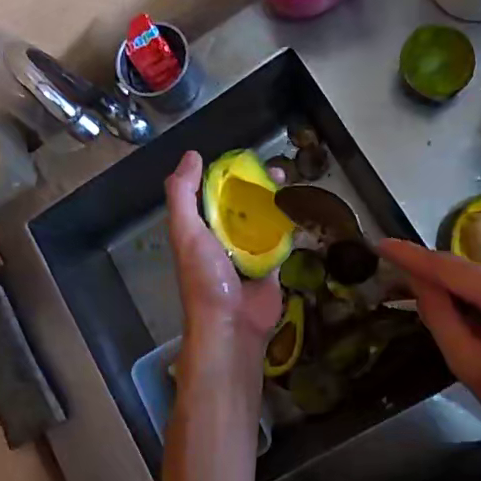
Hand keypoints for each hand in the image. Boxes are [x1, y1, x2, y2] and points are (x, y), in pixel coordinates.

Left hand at [165, 151, 284, 357]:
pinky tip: (298, 210)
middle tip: (277, 172)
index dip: (227, 173)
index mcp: (199, 228)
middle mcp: (222, 237)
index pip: (211, 192)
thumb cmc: (205, 278)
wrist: (232, 325)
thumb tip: (192, 155)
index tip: (246, 160)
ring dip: (275, 201)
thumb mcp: (186, 232)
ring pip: (262, 218)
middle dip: (257, 185)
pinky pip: (280, 239)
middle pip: (241, 203)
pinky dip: (288, 225)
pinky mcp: (270, 265)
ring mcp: (247, 251)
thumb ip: (183, 194)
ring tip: (290, 186)